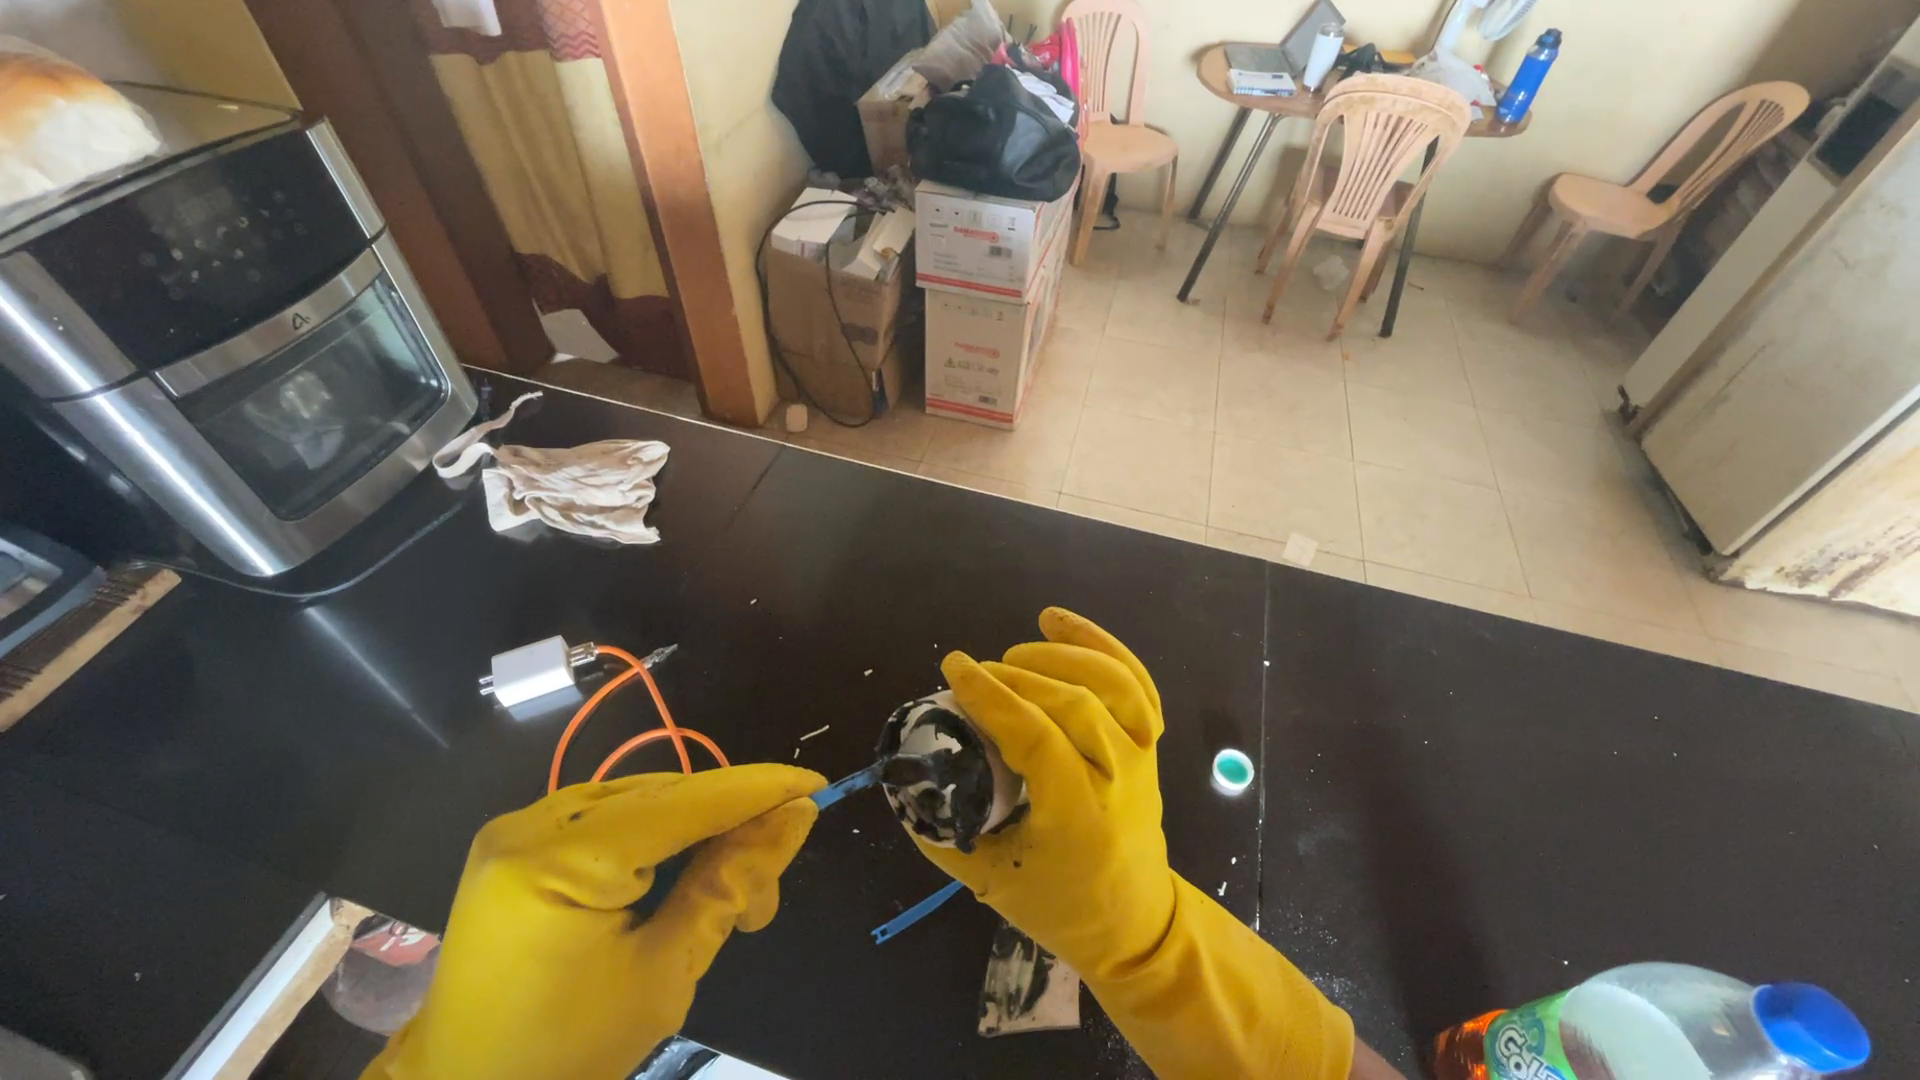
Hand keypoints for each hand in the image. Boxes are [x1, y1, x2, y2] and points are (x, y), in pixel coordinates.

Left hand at [362, 765, 824, 1079]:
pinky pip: (611, 813)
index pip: (684, 804)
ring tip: (738, 877)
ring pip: (643, 798)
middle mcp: (532, 823)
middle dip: (732, 820)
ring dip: (701, 824)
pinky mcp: (519, 839)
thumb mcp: (666, 973)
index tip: (815, 784)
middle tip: (776, 868)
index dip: (756, 790)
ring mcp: (519, 827)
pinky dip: (661, 830)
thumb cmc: (568, 1055)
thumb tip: (796, 817)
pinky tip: (690, 857)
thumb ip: (732, 882)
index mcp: (558, 862)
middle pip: (665, 796)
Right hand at [910, 607, 1174, 981]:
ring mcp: (1142, 756)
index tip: (953, 669)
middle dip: (1017, 677)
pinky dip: (1102, 644)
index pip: (1036, 736)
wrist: (1135, 924)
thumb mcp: (989, 881)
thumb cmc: (1060, 907)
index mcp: (1078, 815)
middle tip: (975, 673)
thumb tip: (901, 777)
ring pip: (1113, 683)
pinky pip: (1137, 681)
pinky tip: (1057, 622)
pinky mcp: (1150, 743)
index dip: (992, 696)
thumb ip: (941, 830)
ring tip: (1015, 650)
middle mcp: (1119, 777)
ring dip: (1060, 655)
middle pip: (1073, 702)